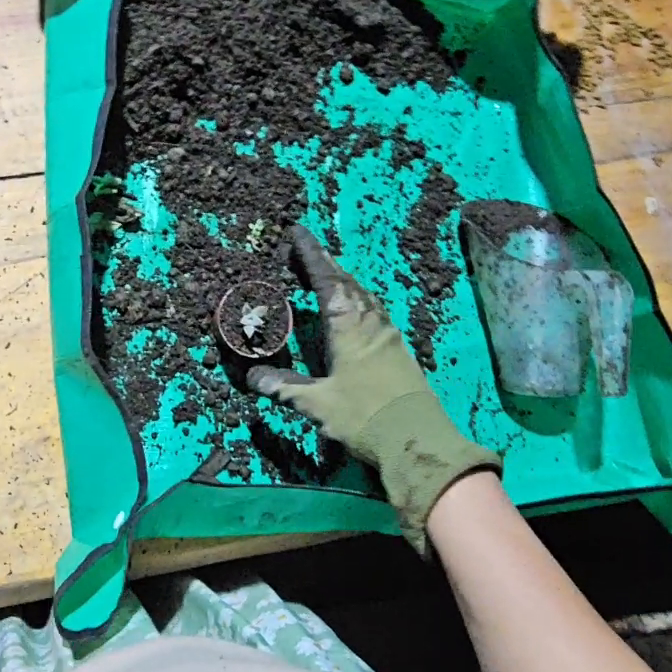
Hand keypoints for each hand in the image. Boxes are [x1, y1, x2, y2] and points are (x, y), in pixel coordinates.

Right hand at [250, 225, 499, 554]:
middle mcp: (369, 320)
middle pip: (344, 279)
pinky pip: (370, 308)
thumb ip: (285, 387)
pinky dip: (352, 297)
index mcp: (348, 324)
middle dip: (321, 261)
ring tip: (320, 272)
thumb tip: (252, 377)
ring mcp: (387, 332)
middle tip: (298, 251)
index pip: (325, 278)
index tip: (296, 232)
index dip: (309, 254)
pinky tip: (348, 307)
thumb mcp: (317, 404)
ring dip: (339, 277)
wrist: (419, 439)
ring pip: (360, 292)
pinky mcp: (396, 347)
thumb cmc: (365, 415)